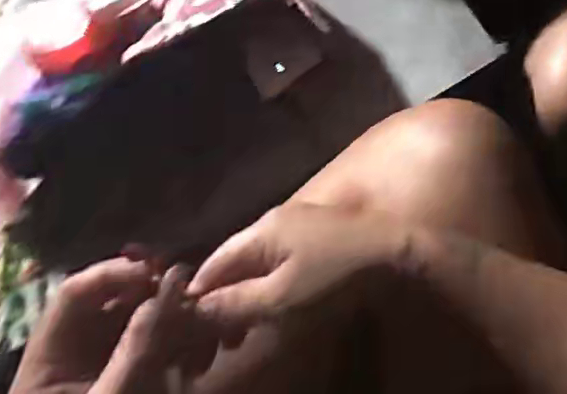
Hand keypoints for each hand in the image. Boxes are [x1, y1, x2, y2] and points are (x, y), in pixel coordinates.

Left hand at [11, 258, 213, 393]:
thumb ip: (140, 342)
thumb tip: (174, 277)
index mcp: (46, 365)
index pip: (75, 294)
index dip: (114, 273)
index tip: (157, 271)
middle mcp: (72, 357)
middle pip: (109, 301)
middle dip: (150, 290)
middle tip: (188, 289)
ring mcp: (103, 370)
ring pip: (137, 318)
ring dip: (170, 312)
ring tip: (198, 318)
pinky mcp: (132, 382)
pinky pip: (154, 343)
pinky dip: (176, 337)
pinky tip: (198, 347)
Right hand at [187, 203, 409, 337]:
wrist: (386, 242)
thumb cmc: (332, 269)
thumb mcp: (283, 295)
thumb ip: (239, 301)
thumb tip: (197, 309)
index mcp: (260, 231)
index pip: (213, 262)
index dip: (194, 296)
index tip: (180, 332)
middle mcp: (270, 222)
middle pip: (230, 262)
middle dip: (215, 301)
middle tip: (205, 345)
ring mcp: (291, 225)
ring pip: (251, 264)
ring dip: (238, 298)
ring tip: (231, 339)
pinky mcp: (308, 235)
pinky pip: (271, 261)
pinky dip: (260, 287)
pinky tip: (261, 314)